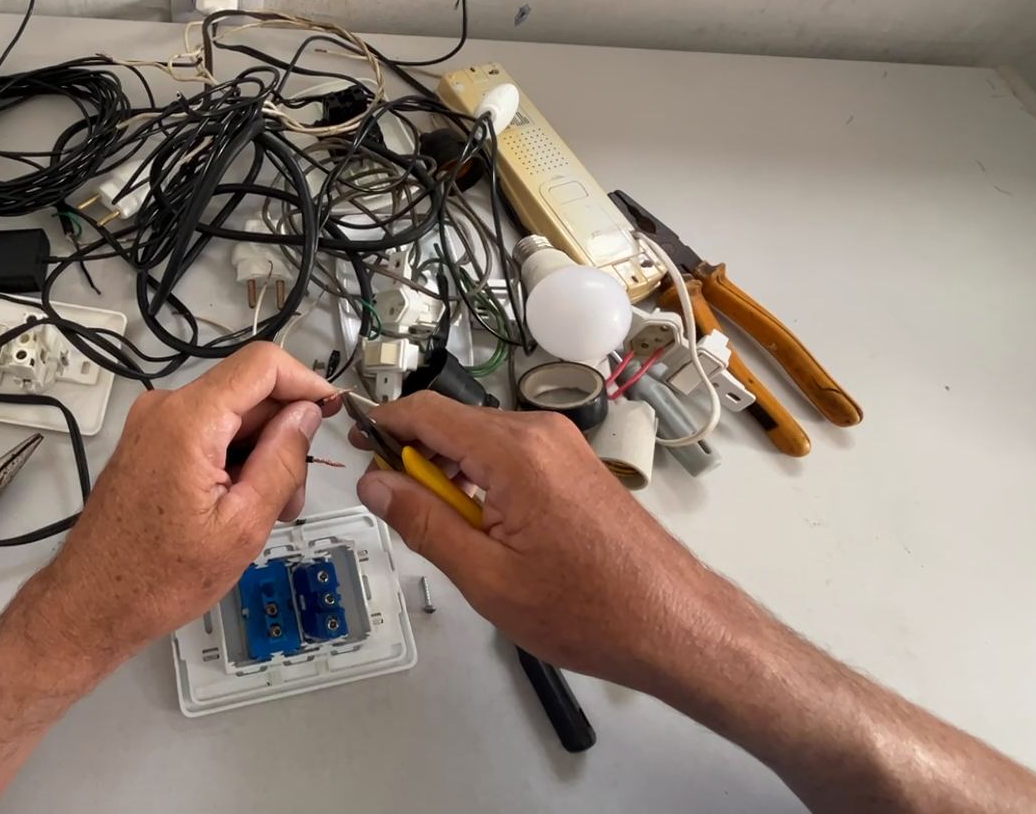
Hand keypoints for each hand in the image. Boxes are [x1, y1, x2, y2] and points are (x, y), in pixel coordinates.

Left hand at [32, 343, 338, 663]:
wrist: (92, 604)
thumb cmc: (158, 578)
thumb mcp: (243, 526)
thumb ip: (282, 460)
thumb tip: (306, 414)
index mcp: (188, 419)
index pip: (262, 364)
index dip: (304, 381)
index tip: (329, 411)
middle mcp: (166, 407)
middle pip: (248, 392)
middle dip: (282, 435)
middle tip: (292, 494)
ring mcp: (154, 422)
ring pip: (232, 415)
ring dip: (259, 453)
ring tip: (262, 511)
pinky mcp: (151, 440)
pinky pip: (208, 430)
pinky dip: (232, 458)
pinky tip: (237, 503)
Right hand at [351, 392, 733, 689]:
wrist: (679, 625)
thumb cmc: (588, 609)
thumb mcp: (486, 577)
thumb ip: (421, 521)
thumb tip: (374, 483)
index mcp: (513, 450)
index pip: (426, 411)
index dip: (383, 422)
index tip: (356, 441)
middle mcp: (537, 431)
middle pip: (451, 421)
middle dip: (414, 453)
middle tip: (394, 500)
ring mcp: (560, 443)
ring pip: (478, 438)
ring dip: (449, 468)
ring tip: (445, 524)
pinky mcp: (572, 460)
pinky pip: (508, 452)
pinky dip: (481, 475)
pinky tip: (484, 521)